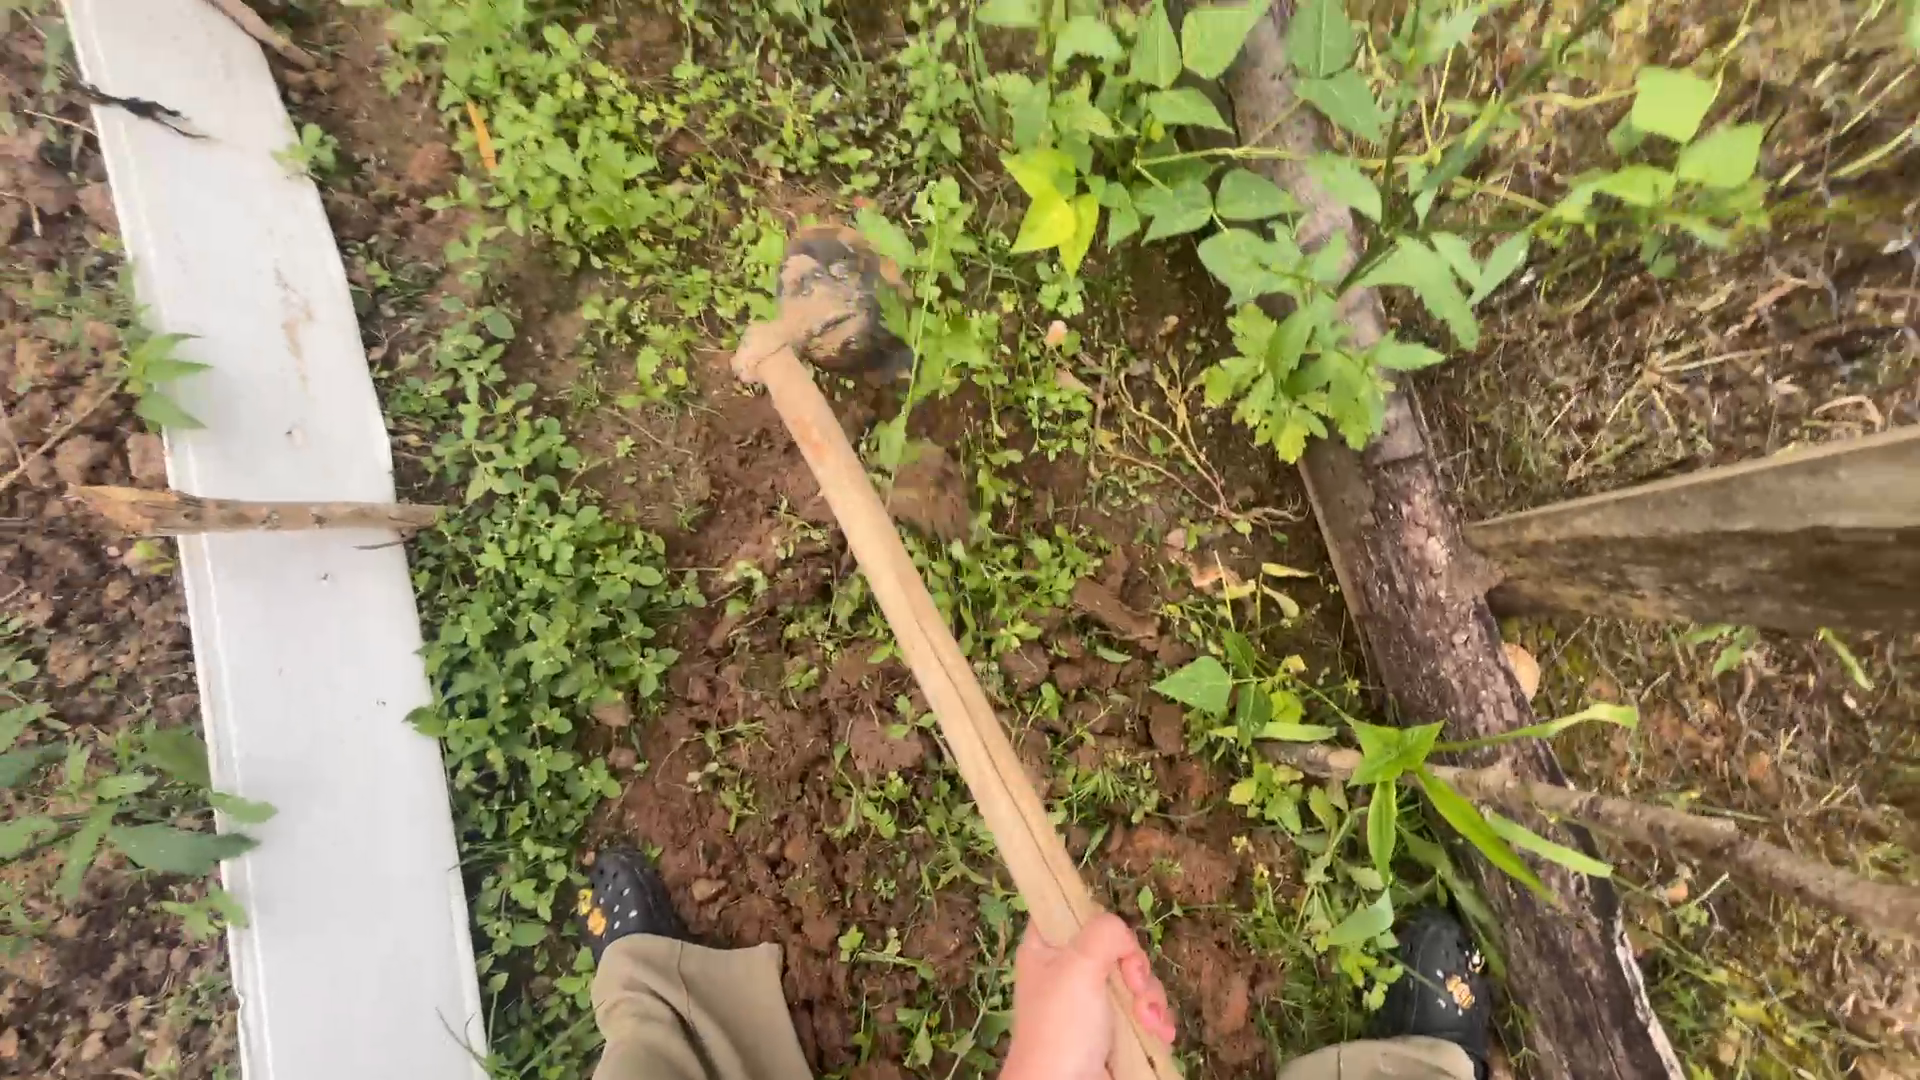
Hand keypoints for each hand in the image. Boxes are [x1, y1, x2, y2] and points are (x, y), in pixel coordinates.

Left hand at [1000, 913, 1176, 1079]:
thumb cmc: (1061, 1026)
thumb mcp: (1078, 964)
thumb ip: (1105, 933)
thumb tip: (1125, 940)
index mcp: (1046, 947)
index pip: (1069, 910)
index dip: (1096, 916)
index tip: (1114, 935)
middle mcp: (1068, 970)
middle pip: (1114, 945)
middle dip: (1136, 966)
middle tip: (1136, 985)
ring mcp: (1092, 1002)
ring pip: (1134, 978)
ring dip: (1151, 997)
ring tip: (1150, 1022)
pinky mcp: (1114, 1032)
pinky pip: (1144, 1011)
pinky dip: (1157, 1020)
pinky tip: (1161, 1034)